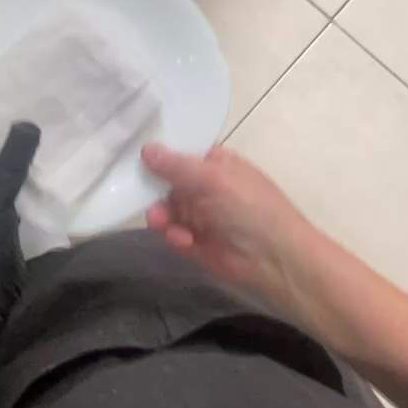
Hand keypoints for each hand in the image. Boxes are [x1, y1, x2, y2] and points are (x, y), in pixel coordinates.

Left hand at [0, 123, 40, 337]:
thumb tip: (27, 122)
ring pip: (0, 174)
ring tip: (49, 135)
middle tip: (39, 113)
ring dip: (20, 160)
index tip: (13, 99)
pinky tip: (49, 170)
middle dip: (8, 138)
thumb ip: (10, 160)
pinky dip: (27, 182)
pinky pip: (12, 193)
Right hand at [142, 143, 307, 296]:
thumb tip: (145, 149)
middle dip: (153, 189)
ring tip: (160, 223)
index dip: (159, 151)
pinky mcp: (195, 242)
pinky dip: (175, 236)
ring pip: (166, 209)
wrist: (275, 259)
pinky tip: (184, 241)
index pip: (181, 151)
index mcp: (215, 164)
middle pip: (166, 181)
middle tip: (140, 195)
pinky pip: (173, 234)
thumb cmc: (249, 207)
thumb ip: (176, 165)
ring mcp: (200, 215)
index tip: (132, 151)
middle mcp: (205, 187)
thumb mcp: (213, 179)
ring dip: (161, 216)